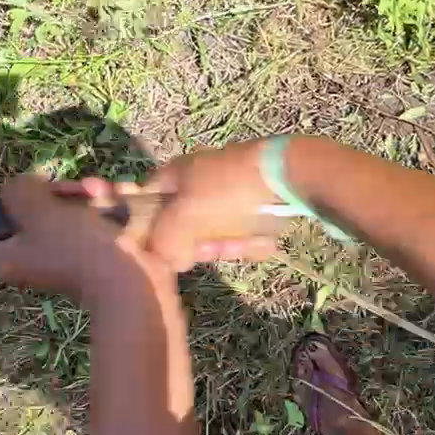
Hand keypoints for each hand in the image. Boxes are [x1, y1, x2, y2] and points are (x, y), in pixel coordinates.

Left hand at [0, 174, 177, 308]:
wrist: (133, 279)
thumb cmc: (77, 247)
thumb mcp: (36, 210)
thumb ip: (18, 190)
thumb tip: (26, 186)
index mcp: (9, 258)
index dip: (5, 206)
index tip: (28, 193)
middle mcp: (35, 260)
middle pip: (37, 214)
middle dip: (61, 194)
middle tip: (78, 189)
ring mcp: (69, 258)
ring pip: (71, 213)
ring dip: (90, 196)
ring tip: (104, 192)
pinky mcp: (100, 254)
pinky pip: (97, 222)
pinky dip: (109, 207)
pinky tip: (120, 198)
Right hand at [143, 140, 289, 271]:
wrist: (288, 176)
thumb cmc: (228, 193)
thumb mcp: (185, 218)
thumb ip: (164, 241)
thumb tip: (169, 261)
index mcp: (176, 173)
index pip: (146, 202)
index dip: (147, 229)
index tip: (161, 251)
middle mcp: (199, 179)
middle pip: (185, 224)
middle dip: (201, 243)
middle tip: (212, 248)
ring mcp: (230, 191)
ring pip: (218, 232)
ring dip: (230, 243)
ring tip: (244, 241)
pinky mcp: (257, 202)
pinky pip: (245, 231)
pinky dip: (252, 239)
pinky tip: (263, 239)